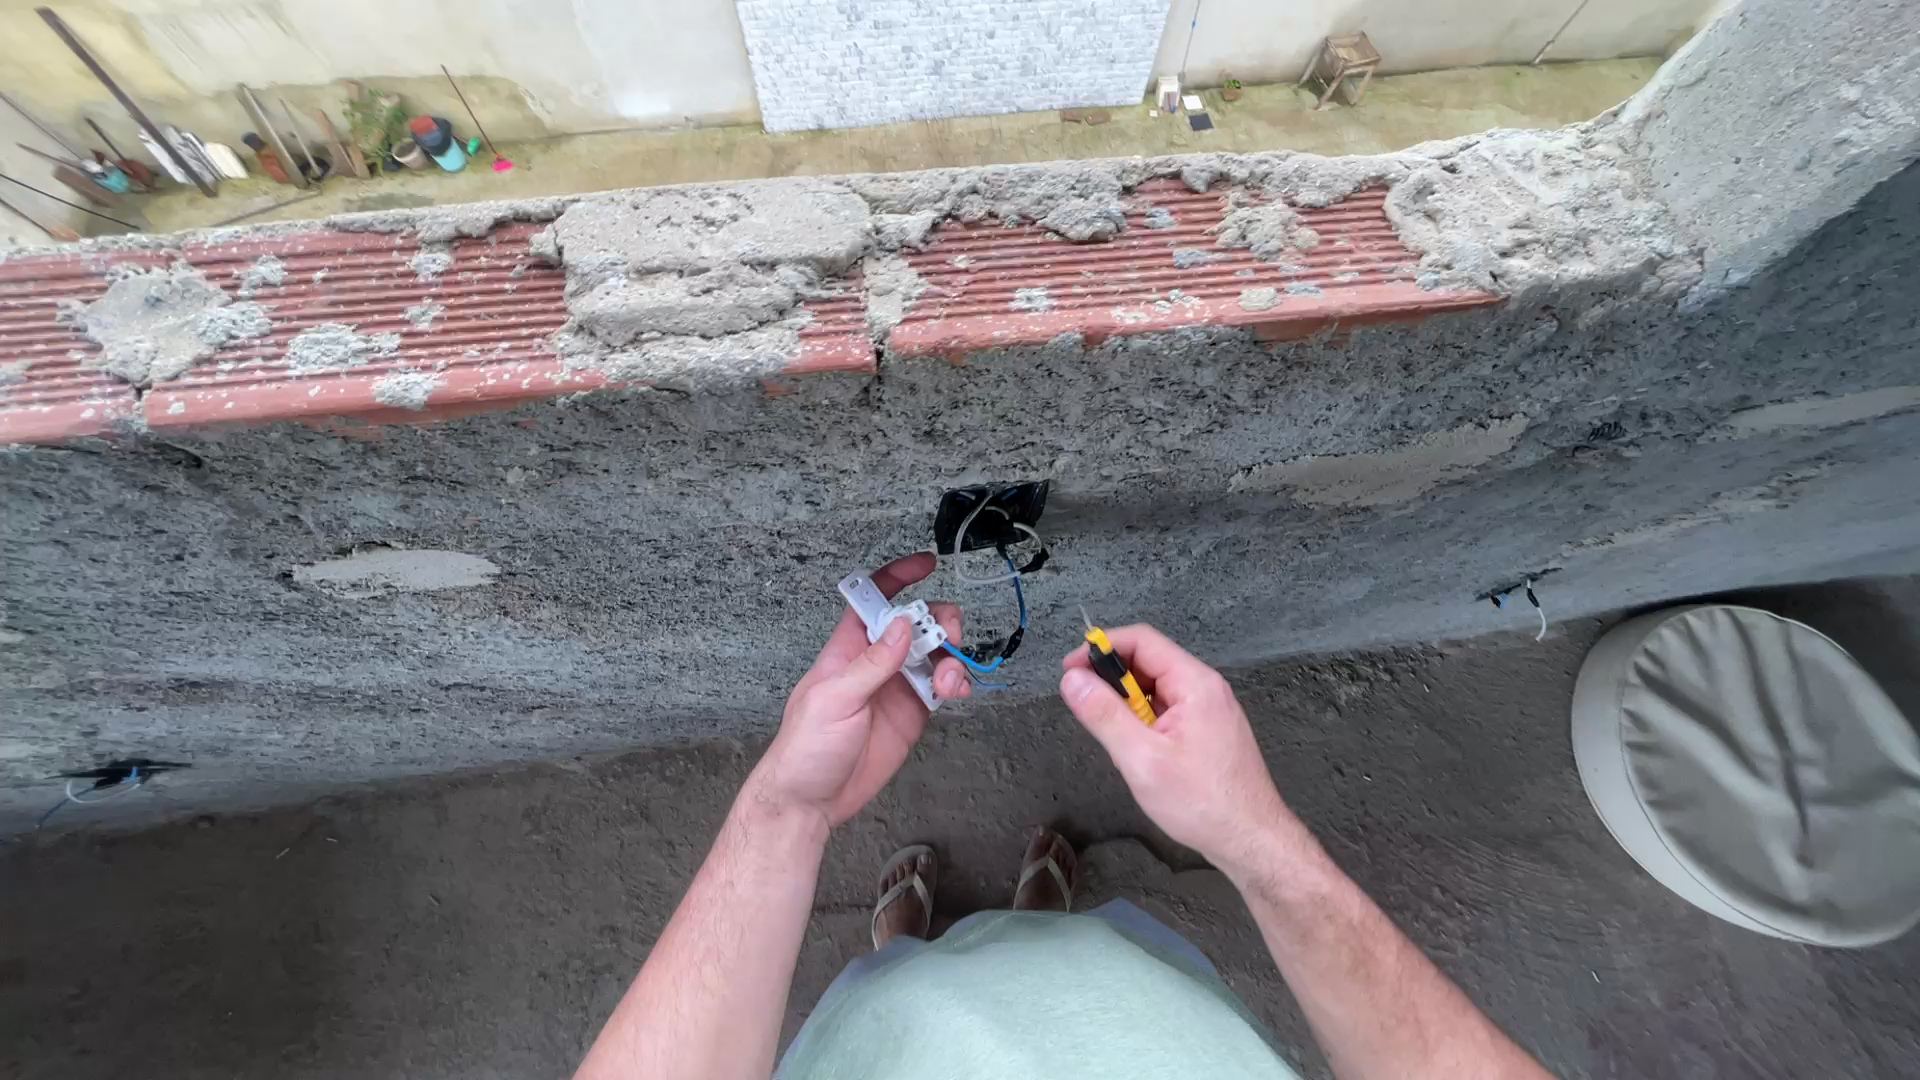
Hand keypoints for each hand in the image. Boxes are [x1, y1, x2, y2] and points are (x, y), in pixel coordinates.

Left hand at [752, 553, 970, 827]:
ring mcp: (898, 685)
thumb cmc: (805, 746)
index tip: (926, 564)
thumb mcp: (834, 700)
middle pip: (917, 622)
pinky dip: (957, 683)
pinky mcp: (915, 711)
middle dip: (939, 621)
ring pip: (937, 653)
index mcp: (849, 647)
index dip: (898, 576)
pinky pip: (943, 685)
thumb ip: (872, 663)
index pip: (874, 598)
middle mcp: (877, 660)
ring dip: (952, 658)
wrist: (813, 800)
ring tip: (951, 681)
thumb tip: (902, 625)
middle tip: (947, 637)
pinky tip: (957, 692)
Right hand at [1060, 624, 1294, 877]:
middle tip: (1083, 703)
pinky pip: (1167, 707)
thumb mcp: (1141, 759)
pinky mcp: (1208, 729)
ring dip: (1126, 699)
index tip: (1071, 670)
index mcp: (1194, 683)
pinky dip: (1143, 716)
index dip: (1101, 648)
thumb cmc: (1201, 803)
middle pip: (1149, 660)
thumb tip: (1071, 679)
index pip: (1142, 640)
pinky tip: (1135, 745)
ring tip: (1109, 730)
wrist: (1253, 843)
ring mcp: (1209, 708)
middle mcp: (1205, 687)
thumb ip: (1104, 714)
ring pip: (1156, 686)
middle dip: (1111, 676)